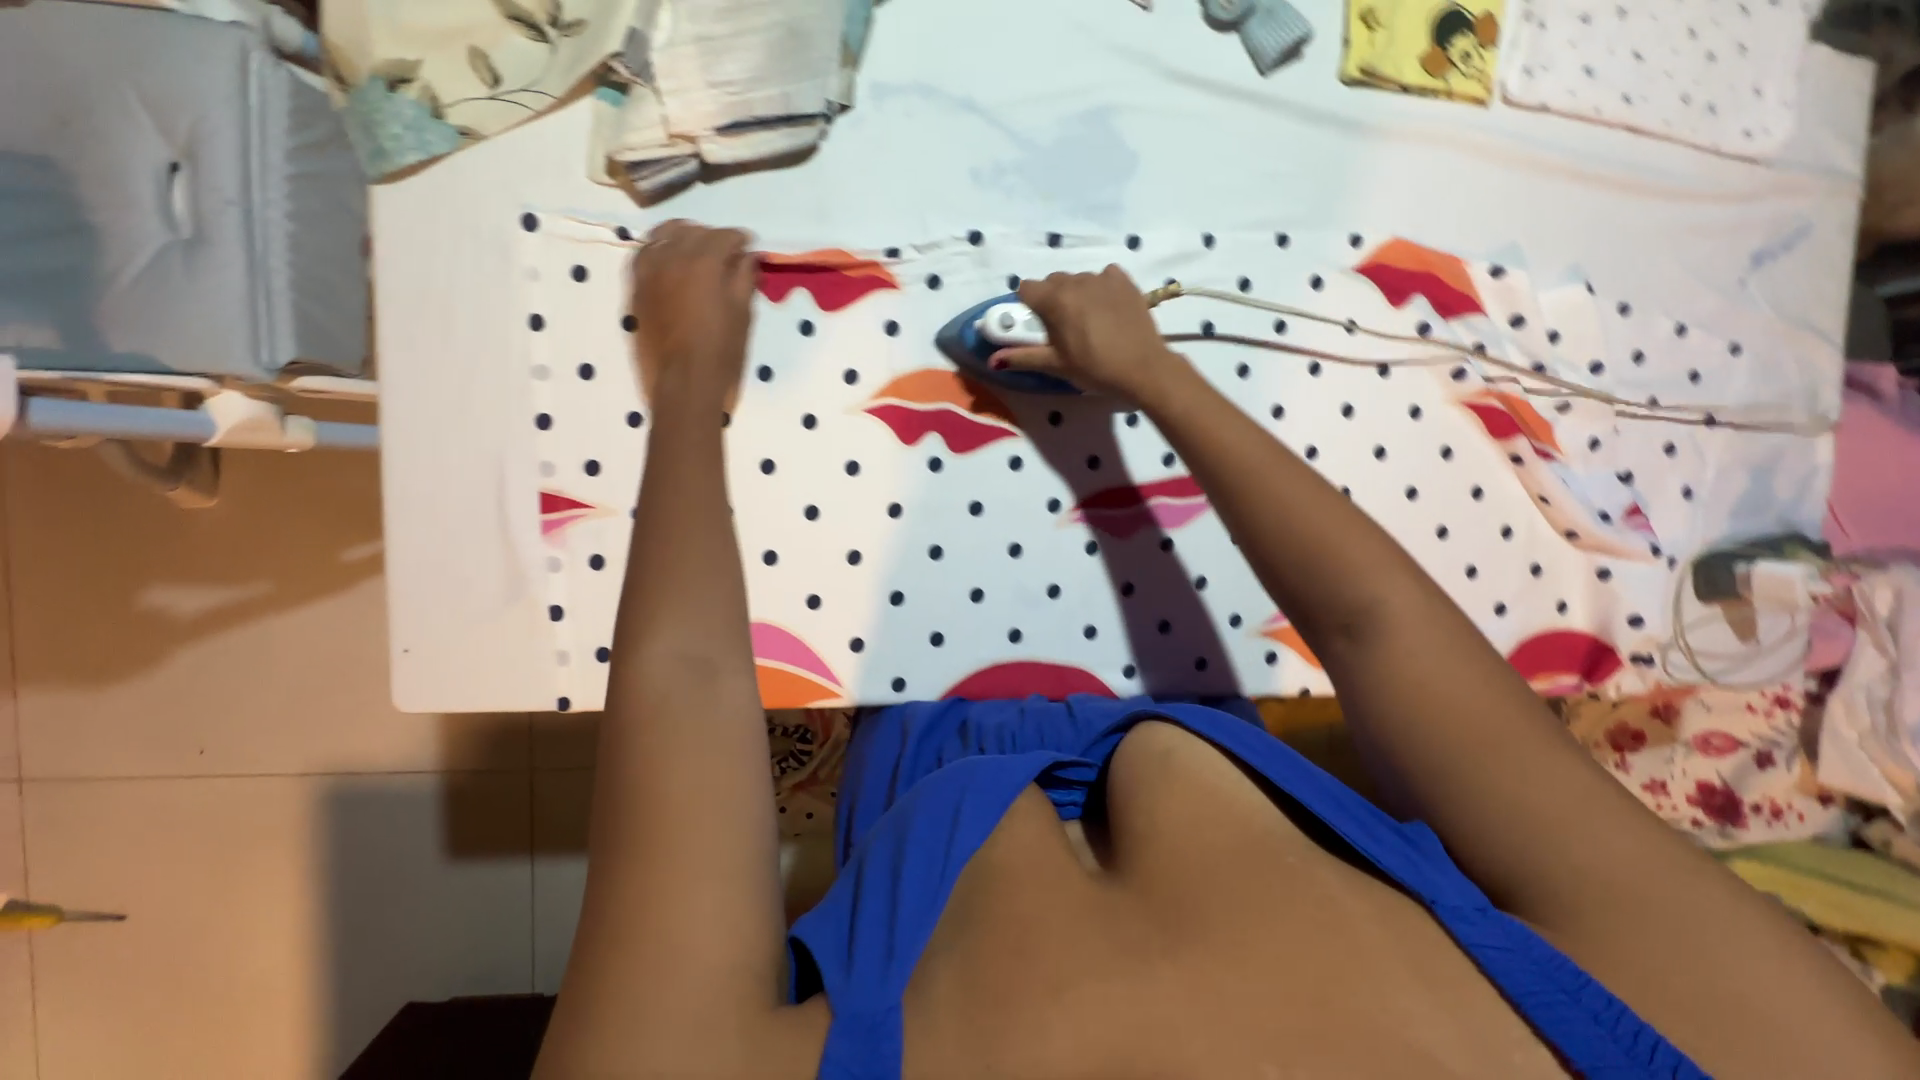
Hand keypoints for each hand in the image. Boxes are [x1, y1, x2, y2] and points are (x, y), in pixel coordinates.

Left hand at [629, 221, 757, 407]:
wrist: (684, 385)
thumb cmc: (721, 353)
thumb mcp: (742, 315)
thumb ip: (744, 280)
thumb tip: (747, 257)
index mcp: (704, 263)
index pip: (724, 236)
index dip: (739, 239)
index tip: (749, 245)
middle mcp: (672, 258)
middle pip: (693, 232)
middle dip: (712, 236)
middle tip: (726, 251)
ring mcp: (649, 272)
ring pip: (662, 236)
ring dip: (682, 235)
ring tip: (694, 248)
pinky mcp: (635, 289)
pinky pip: (642, 255)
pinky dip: (656, 249)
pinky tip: (666, 258)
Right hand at [989, 265, 1184, 400]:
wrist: (1143, 368)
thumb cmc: (1095, 368)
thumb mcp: (1056, 365)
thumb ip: (1023, 357)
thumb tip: (993, 360)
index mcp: (1054, 300)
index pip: (1026, 289)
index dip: (1027, 305)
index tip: (1037, 324)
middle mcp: (1075, 282)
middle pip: (1052, 282)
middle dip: (1051, 299)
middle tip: (1063, 327)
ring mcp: (1102, 278)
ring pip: (1078, 279)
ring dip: (1076, 294)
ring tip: (1089, 321)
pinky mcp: (1124, 280)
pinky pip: (1104, 276)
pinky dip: (1101, 288)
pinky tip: (1107, 309)